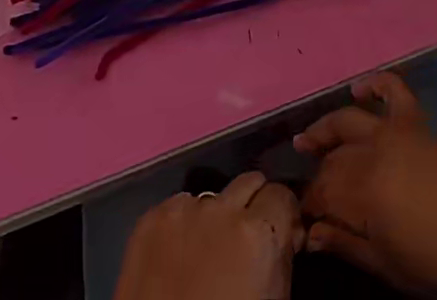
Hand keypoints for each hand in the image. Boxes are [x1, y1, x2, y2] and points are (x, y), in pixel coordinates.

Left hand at [113, 172, 303, 299]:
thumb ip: (281, 256)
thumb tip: (286, 232)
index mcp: (258, 232)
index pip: (281, 193)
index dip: (281, 214)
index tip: (279, 231)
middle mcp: (222, 209)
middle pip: (249, 181)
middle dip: (252, 205)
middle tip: (244, 239)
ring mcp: (183, 210)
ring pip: (212, 195)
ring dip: (215, 216)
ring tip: (205, 250)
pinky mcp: (150, 219)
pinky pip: (179, 206)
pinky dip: (184, 225)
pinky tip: (177, 256)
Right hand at [295, 73, 436, 299]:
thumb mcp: (393, 268)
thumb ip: (348, 245)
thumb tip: (311, 234)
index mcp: (363, 192)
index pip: (319, 194)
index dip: (307, 209)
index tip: (302, 226)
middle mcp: (372, 152)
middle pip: (331, 160)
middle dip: (317, 178)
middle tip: (312, 200)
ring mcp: (396, 131)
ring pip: (347, 121)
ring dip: (324, 130)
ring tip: (307, 141)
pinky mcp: (418, 121)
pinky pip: (393, 91)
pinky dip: (375, 85)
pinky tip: (360, 88)